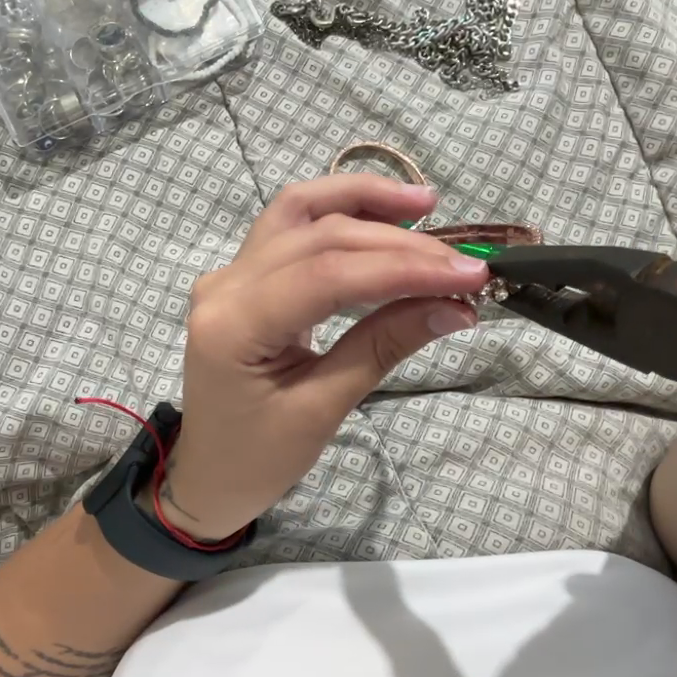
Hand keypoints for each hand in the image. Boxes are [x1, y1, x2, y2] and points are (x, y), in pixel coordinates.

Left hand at [158, 174, 490, 540]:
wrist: (208, 474)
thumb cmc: (258, 458)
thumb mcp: (323, 410)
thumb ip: (382, 346)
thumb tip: (454, 305)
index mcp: (232, 326)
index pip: (327, 274)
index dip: (402, 266)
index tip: (468, 275)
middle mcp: (223, 285)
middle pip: (319, 237)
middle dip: (397, 242)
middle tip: (463, 263)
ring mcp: (227, 275)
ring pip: (299, 213)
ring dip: (363, 201)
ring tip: (425, 205)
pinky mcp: (241, 276)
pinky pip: (289, 228)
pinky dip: (337, 213)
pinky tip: (381, 215)